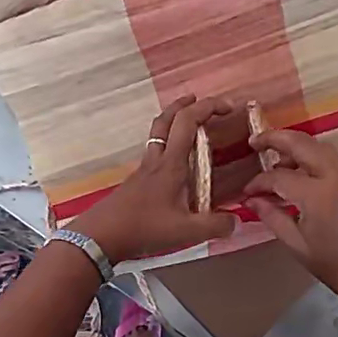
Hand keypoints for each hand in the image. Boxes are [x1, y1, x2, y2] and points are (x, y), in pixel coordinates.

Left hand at [70, 95, 238, 263]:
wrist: (101, 236)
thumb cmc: (144, 228)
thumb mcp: (187, 231)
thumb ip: (216, 226)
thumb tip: (236, 221)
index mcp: (171, 164)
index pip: (188, 122)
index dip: (208, 107)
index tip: (228, 106)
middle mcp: (156, 161)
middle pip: (167, 120)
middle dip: (185, 105)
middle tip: (200, 100)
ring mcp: (144, 170)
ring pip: (157, 134)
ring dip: (173, 122)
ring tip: (188, 125)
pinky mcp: (136, 182)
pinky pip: (154, 153)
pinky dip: (167, 146)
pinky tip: (175, 163)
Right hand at [241, 129, 337, 310]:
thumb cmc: (334, 265)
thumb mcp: (297, 244)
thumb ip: (272, 217)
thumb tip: (252, 201)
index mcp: (317, 195)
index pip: (279, 177)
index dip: (259, 183)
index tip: (247, 192)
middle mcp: (334, 177)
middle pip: (301, 144)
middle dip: (276, 139)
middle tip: (255, 142)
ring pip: (319, 147)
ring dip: (296, 146)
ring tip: (276, 159)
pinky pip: (331, 158)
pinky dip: (312, 156)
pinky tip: (300, 172)